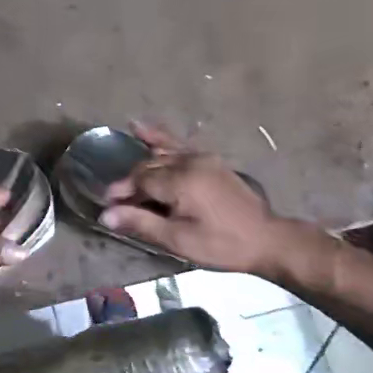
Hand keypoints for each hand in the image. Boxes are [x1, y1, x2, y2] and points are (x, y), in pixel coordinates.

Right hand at [99, 122, 317, 277]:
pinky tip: (141, 128)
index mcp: (181, 181)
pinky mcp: (210, 160)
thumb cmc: (221, 244)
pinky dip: (159, 137)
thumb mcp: (178, 239)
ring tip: (121, 168)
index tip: (108, 206)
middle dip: (130, 182)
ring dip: (142, 161)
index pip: (139, 180)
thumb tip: (106, 215)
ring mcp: (202, 158)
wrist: (266, 239)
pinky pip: (179, 145)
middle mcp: (189, 162)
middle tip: (118, 201)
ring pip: (162, 153)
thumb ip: (141, 223)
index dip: (122, 192)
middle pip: (149, 166)